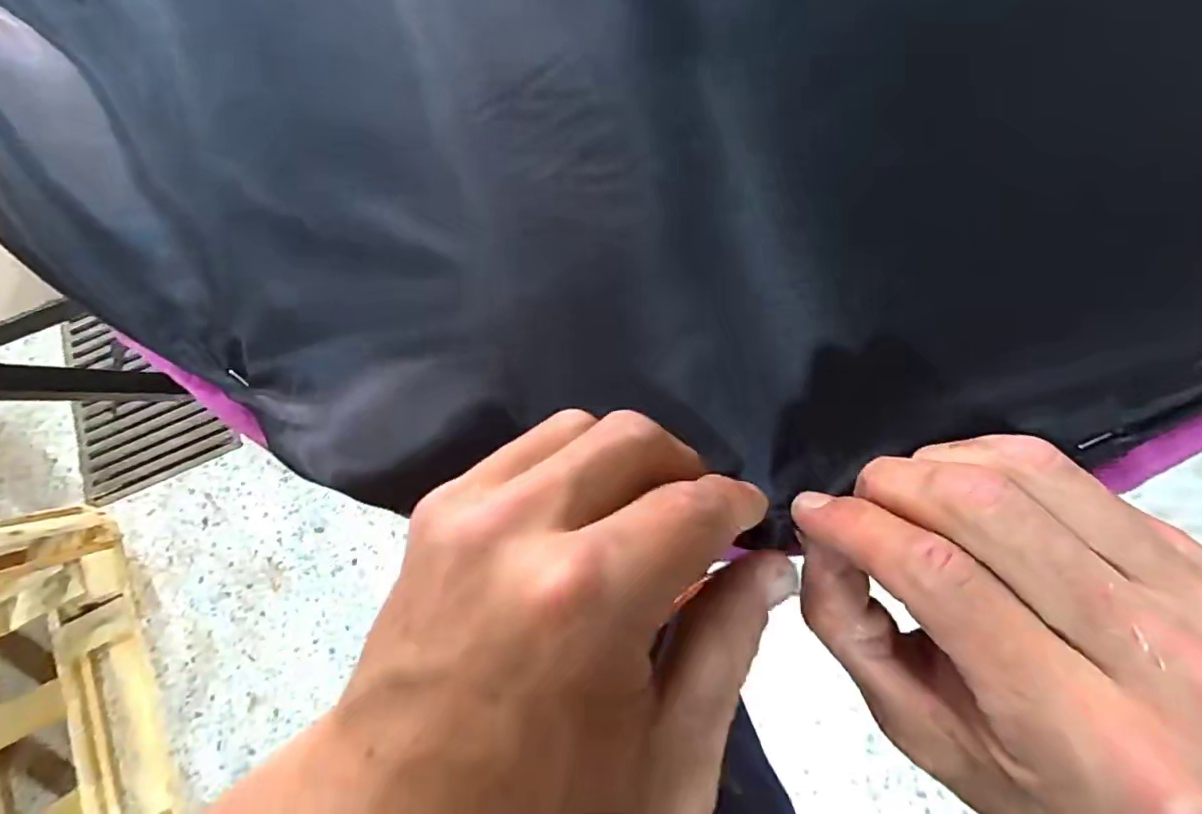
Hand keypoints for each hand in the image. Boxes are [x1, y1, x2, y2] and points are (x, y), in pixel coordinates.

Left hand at [209, 410, 795, 813]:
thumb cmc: (546, 808)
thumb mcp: (667, 754)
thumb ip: (729, 638)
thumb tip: (766, 560)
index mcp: (586, 594)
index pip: (693, 504)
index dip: (739, 503)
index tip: (753, 519)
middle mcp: (520, 526)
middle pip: (635, 437)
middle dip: (687, 468)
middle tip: (699, 521)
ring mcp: (467, 509)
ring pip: (580, 427)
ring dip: (628, 460)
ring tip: (639, 516)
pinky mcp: (435, 509)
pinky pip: (529, 448)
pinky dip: (573, 465)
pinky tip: (580, 518)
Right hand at [794, 436, 1201, 813]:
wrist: (1182, 797)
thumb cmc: (1036, 786)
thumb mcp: (922, 731)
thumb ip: (852, 630)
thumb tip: (823, 528)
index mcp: (1091, 742)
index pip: (949, 584)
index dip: (867, 531)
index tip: (815, 509)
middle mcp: (1163, 666)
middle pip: (991, 513)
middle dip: (899, 484)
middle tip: (858, 493)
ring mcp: (1193, 600)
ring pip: (1027, 474)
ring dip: (940, 462)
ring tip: (905, 487)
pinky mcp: (1196, 554)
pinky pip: (1065, 471)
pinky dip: (990, 458)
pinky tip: (963, 481)